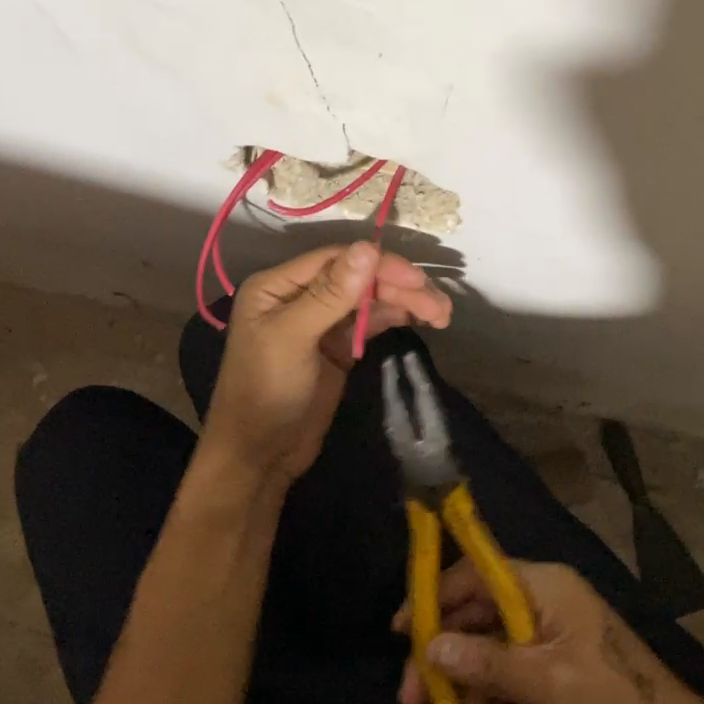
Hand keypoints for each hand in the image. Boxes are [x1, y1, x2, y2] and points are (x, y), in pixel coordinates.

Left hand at [202, 242, 451, 480]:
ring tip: (443, 314)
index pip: (336, 260)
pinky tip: (424, 320)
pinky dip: (397, 318)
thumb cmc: (266, 390)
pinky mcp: (338, 347)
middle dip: (399, 287)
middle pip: (358, 278)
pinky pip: (371, 322)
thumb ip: (330, 294)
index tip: (416, 279)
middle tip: (439, 305)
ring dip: (406, 302)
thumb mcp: (293, 338)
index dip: (379, 265)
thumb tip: (368, 247)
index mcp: (278, 285)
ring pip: (370, 299)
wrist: (260, 456)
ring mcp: (321, 322)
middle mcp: (300, 295)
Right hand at [394, 560, 703, 703]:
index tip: (404, 633)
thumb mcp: (548, 685)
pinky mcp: (550, 669)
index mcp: (542, 586)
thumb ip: (488, 664)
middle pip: (474, 622)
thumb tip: (431, 645)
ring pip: (487, 660)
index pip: (475, 574)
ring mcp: (544, 636)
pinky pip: (508, 683)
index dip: (435, 597)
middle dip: (452, 670)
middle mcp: (539, 602)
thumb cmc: (615, 700)